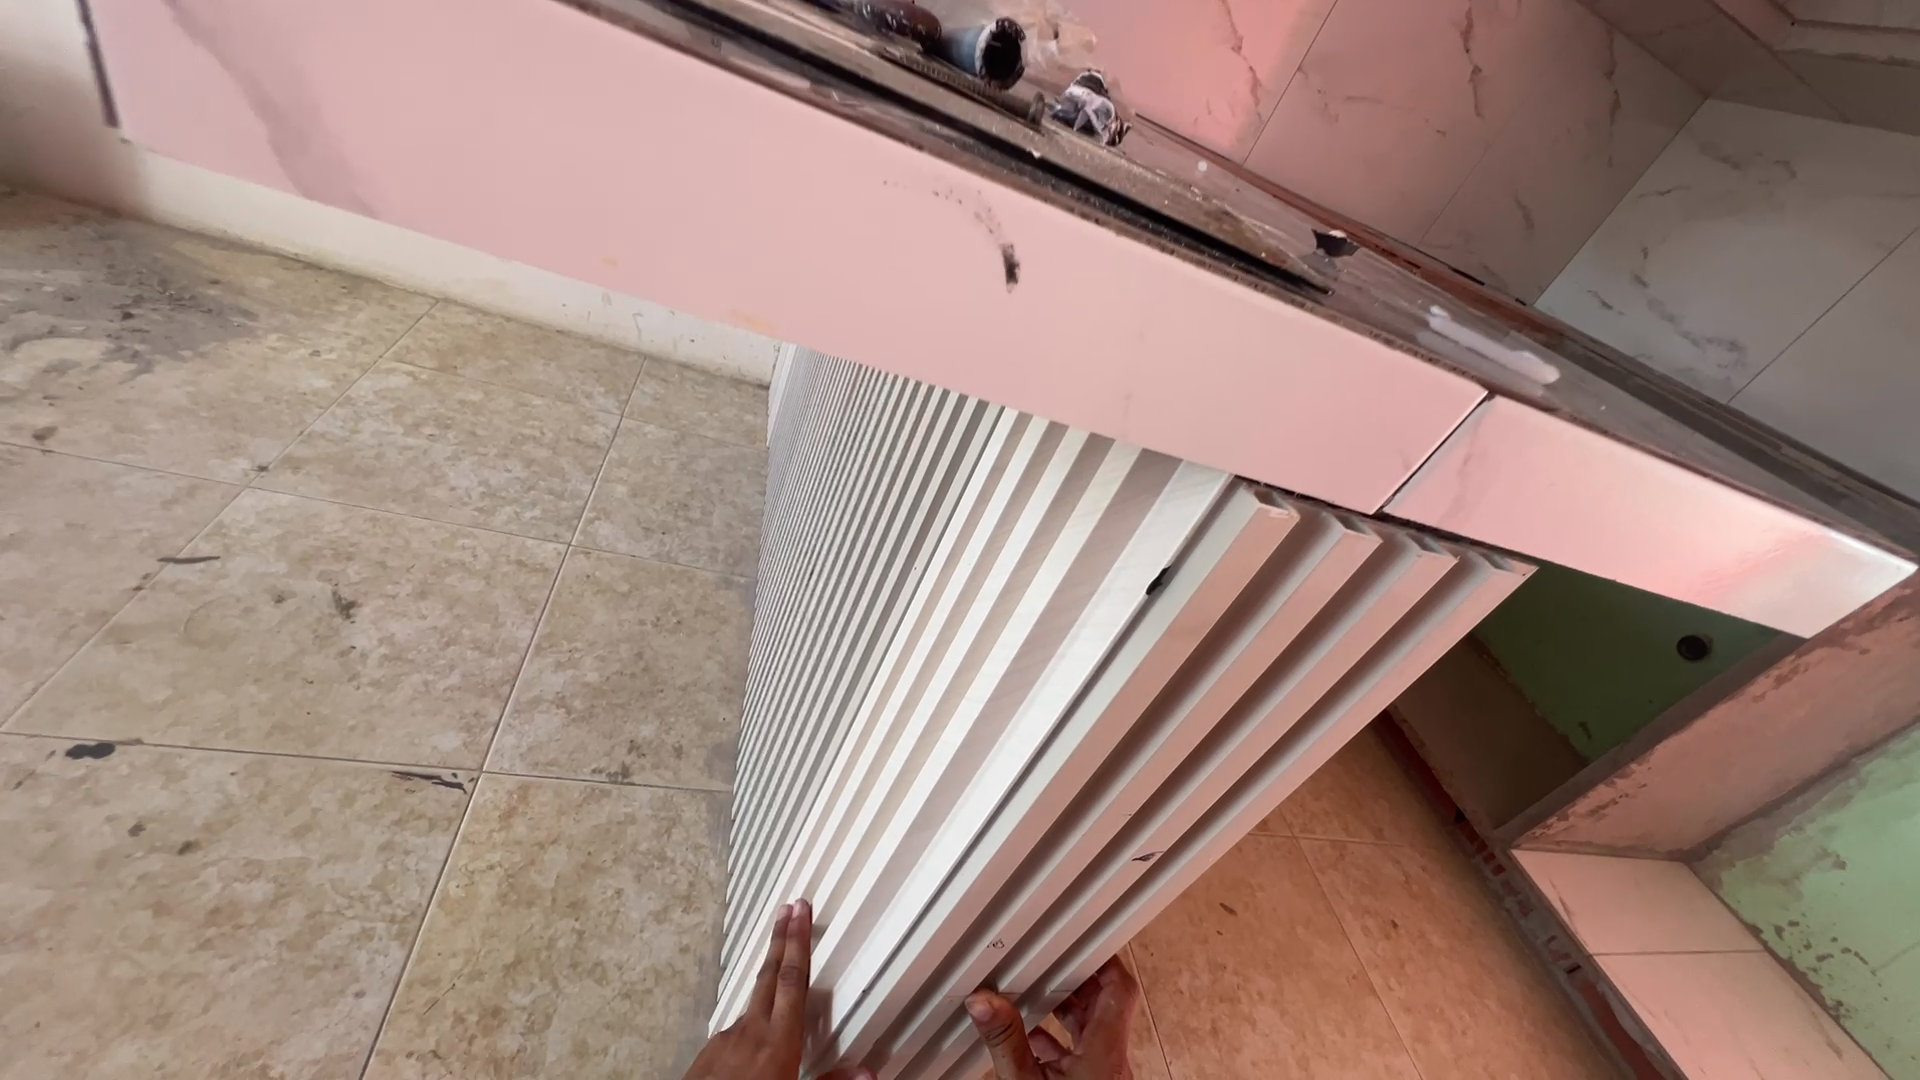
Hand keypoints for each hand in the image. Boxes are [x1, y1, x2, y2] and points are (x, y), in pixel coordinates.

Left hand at [679, 900, 871, 1079]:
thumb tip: (868, 1072)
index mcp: (776, 1042)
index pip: (792, 979)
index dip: (798, 941)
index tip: (801, 910)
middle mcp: (749, 1033)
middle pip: (769, 975)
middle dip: (782, 939)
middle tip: (790, 907)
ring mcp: (724, 1042)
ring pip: (751, 1006)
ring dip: (767, 981)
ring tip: (780, 968)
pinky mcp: (705, 1056)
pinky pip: (734, 1032)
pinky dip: (749, 1025)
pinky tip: (752, 1040)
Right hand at [965, 958, 1136, 1079]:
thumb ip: (1005, 1040)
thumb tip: (984, 1000)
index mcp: (1106, 1053)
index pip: (1119, 987)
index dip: (1104, 958)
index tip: (1084, 936)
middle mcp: (1112, 1063)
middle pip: (1101, 1004)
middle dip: (1072, 981)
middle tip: (1047, 959)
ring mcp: (1103, 1079)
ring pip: (1090, 1030)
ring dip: (1062, 1011)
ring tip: (1031, 994)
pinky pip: (1078, 1055)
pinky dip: (1055, 1042)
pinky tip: (1027, 1042)